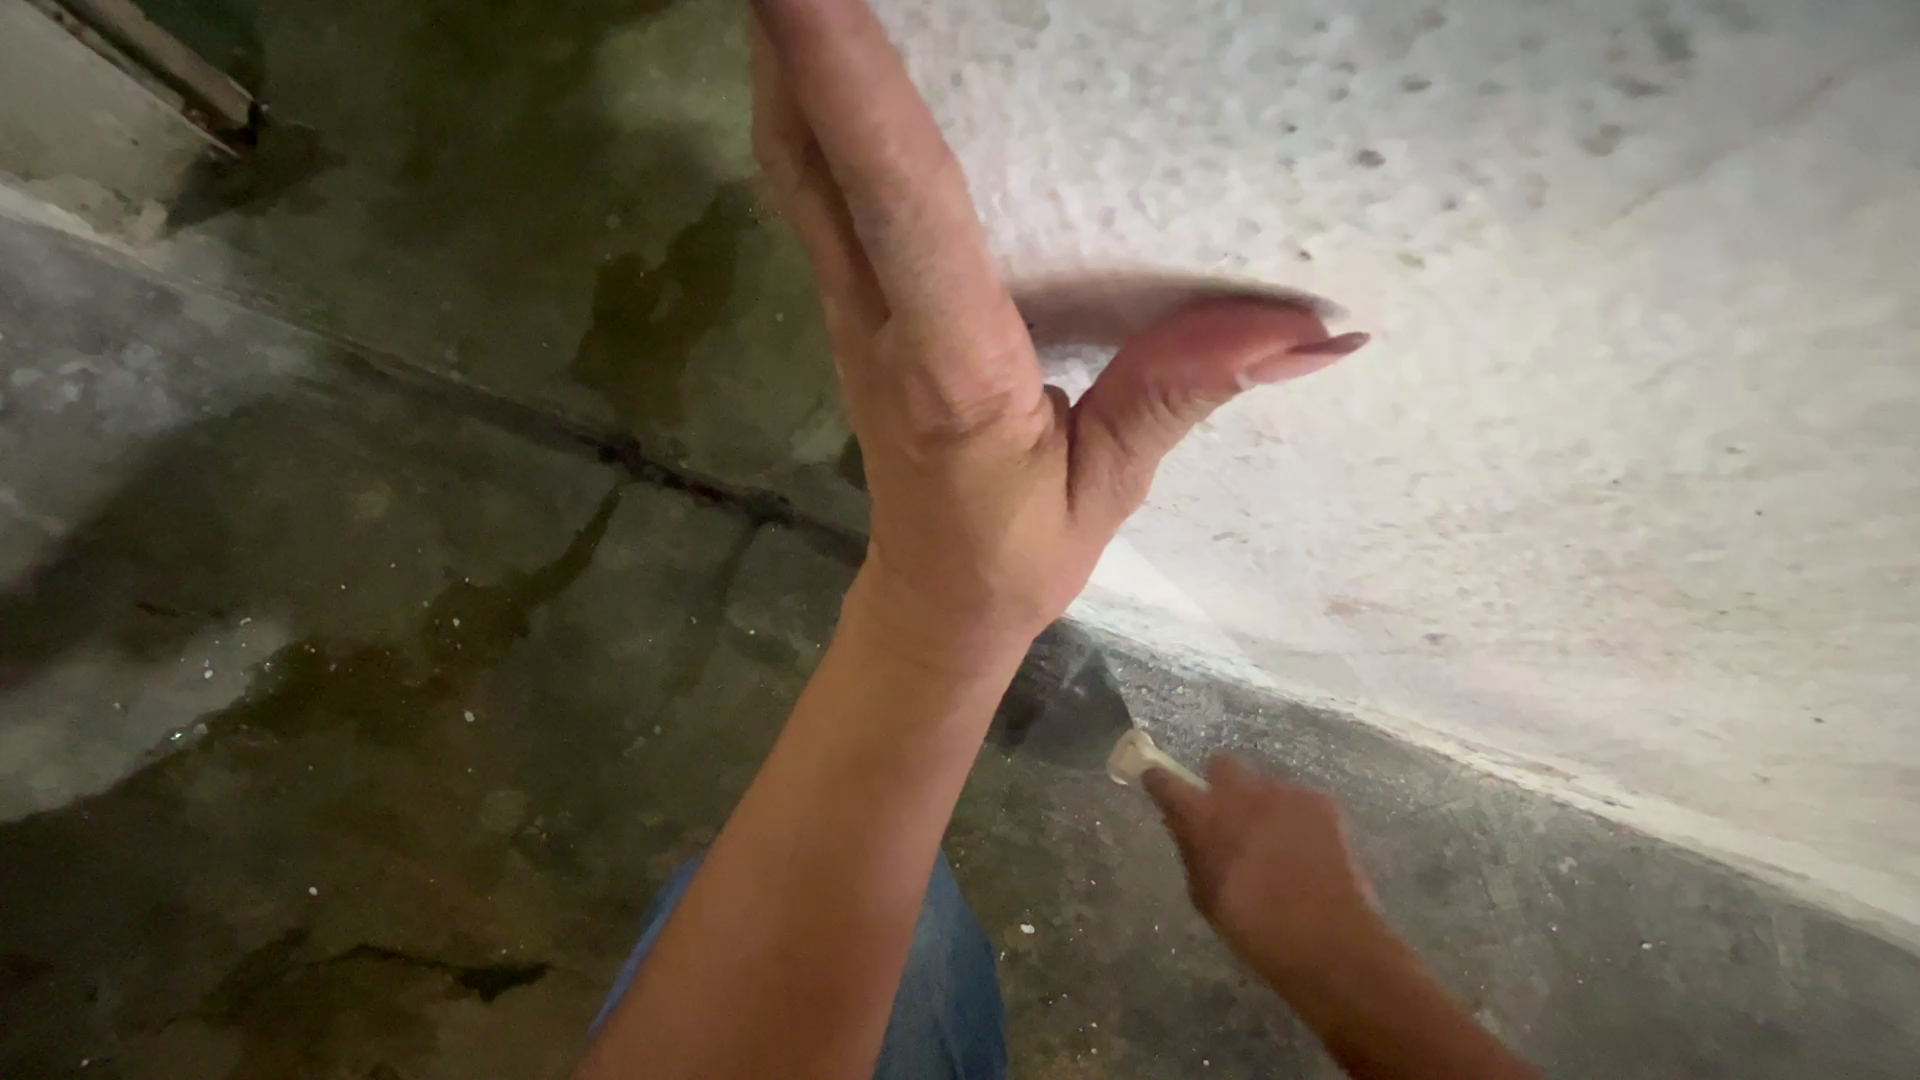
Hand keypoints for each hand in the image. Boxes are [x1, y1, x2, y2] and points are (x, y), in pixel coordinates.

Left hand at [751, 0, 1367, 666]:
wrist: (933, 597)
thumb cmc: (1015, 556)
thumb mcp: (1106, 488)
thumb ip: (1180, 395)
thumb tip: (1310, 328)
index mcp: (953, 369)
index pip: (902, 209)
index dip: (854, 90)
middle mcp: (883, 328)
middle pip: (814, 167)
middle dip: (794, 45)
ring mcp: (852, 321)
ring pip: (798, 178)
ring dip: (789, 70)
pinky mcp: (853, 319)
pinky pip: (816, 204)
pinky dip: (811, 123)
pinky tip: (831, 76)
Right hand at [1145, 756, 1389, 992]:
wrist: (1331, 946)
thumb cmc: (1256, 931)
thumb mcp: (1205, 897)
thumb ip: (1190, 851)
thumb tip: (1180, 823)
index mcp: (1204, 817)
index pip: (1164, 780)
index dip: (1158, 780)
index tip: (1156, 784)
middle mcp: (1241, 793)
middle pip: (1221, 764)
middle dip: (1220, 785)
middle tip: (1229, 818)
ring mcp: (1285, 793)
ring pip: (1264, 783)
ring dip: (1261, 804)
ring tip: (1276, 843)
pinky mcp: (1321, 802)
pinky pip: (1298, 799)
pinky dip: (1296, 817)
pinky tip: (1306, 850)